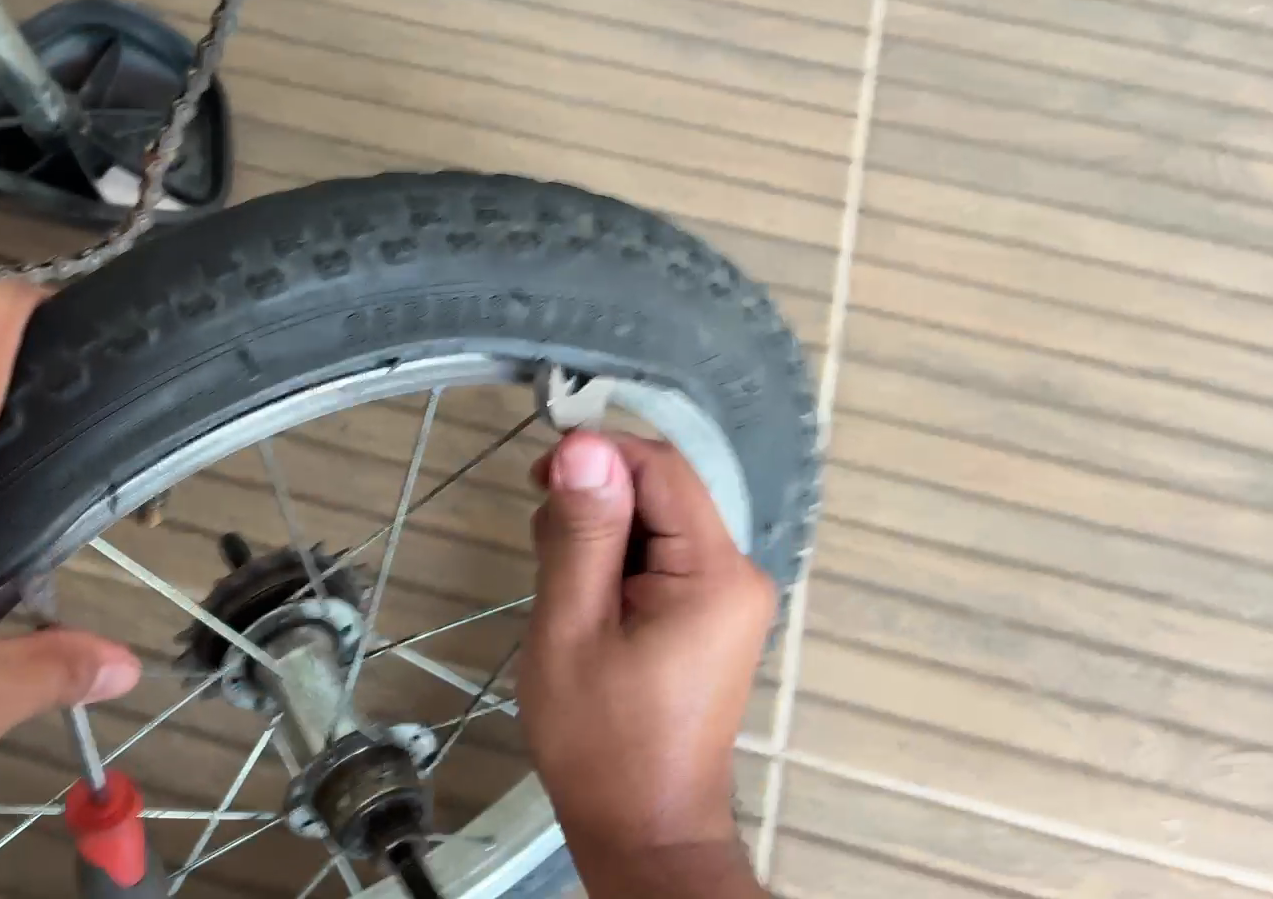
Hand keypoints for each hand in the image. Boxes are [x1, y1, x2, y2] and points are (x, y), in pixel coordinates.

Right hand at [520, 431, 773, 896]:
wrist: (641, 827)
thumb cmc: (598, 736)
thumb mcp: (572, 624)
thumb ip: (581, 532)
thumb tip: (581, 445)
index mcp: (713, 573)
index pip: (659, 467)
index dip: (596, 456)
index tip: (537, 480)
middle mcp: (735, 573)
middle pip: (657, 490)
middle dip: (591, 501)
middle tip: (544, 550)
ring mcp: (725, 595)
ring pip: (650, 519)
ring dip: (594, 533)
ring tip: (560, 587)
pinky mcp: (707, 612)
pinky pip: (656, 554)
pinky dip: (610, 559)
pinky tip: (581, 597)